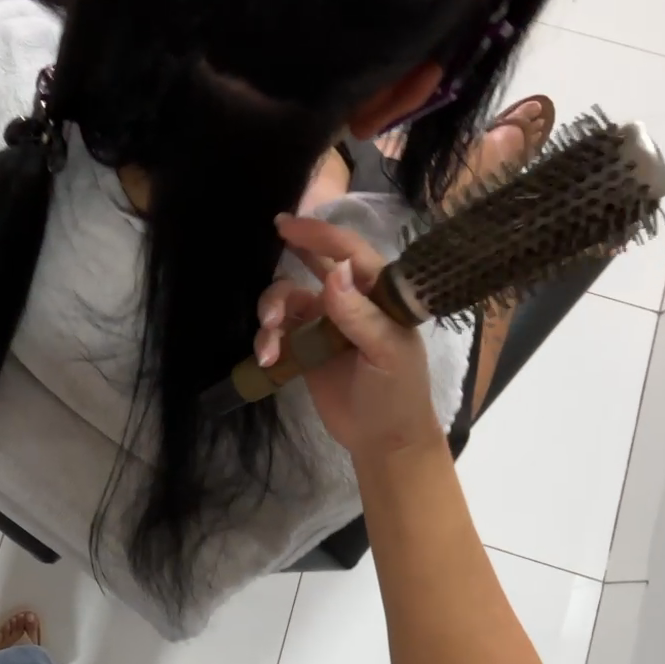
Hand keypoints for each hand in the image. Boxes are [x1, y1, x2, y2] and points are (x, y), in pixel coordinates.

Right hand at [255, 216, 443, 459]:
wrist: (383, 439)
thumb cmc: (397, 392)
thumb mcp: (386, 352)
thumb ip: (358, 314)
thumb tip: (334, 272)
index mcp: (377, 294)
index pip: (347, 253)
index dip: (318, 235)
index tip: (285, 225)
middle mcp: (348, 302)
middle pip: (307, 273)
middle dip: (281, 288)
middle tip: (270, 313)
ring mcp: (324, 326)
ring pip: (286, 303)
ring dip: (270, 318)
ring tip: (268, 347)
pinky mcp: (305, 351)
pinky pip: (278, 333)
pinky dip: (266, 342)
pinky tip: (266, 361)